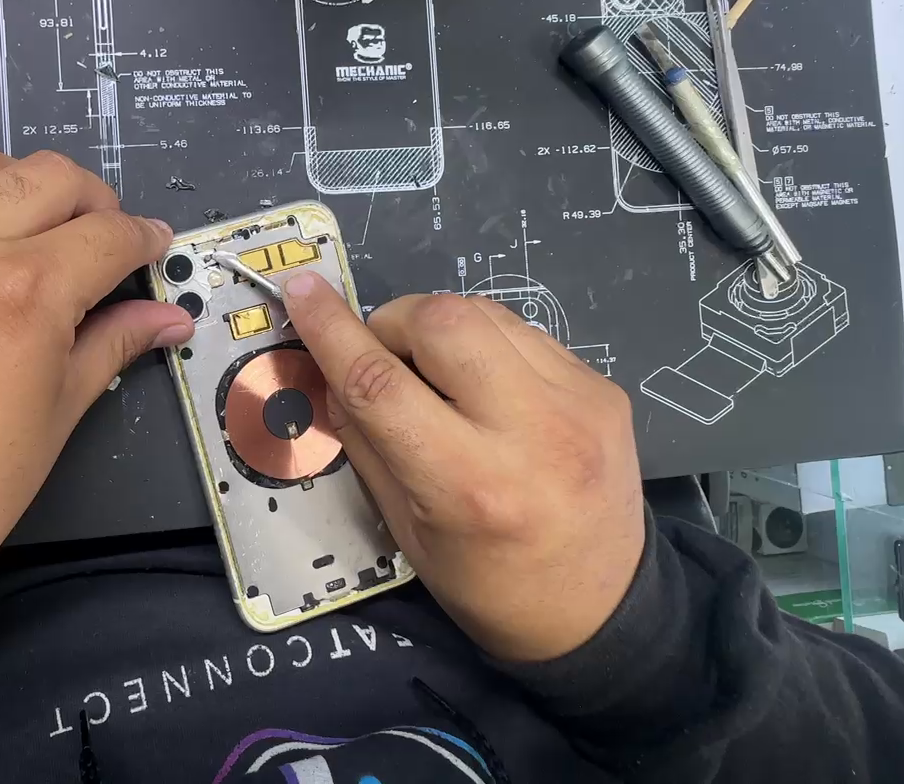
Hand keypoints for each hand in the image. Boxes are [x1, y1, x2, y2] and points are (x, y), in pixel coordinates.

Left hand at [0, 140, 194, 617]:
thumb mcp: (57, 415)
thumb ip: (114, 345)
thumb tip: (171, 317)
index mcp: (24, 292)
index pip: (108, 235)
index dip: (143, 239)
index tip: (154, 246)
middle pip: (50, 176)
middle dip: (93, 200)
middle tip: (100, 240)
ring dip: (15, 183)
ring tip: (25, 228)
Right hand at [282, 274, 645, 661]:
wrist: (602, 611)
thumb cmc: (483, 579)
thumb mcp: (402, 523)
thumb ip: (362, 437)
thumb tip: (332, 366)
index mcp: (466, 484)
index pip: (378, 384)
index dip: (330, 330)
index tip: (301, 291)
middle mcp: (529, 432)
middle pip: (440, 321)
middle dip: (392, 321)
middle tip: (385, 355)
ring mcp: (577, 402)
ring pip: (481, 309)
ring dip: (436, 325)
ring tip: (437, 371)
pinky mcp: (602, 386)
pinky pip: (520, 329)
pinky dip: (482, 340)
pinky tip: (485, 382)